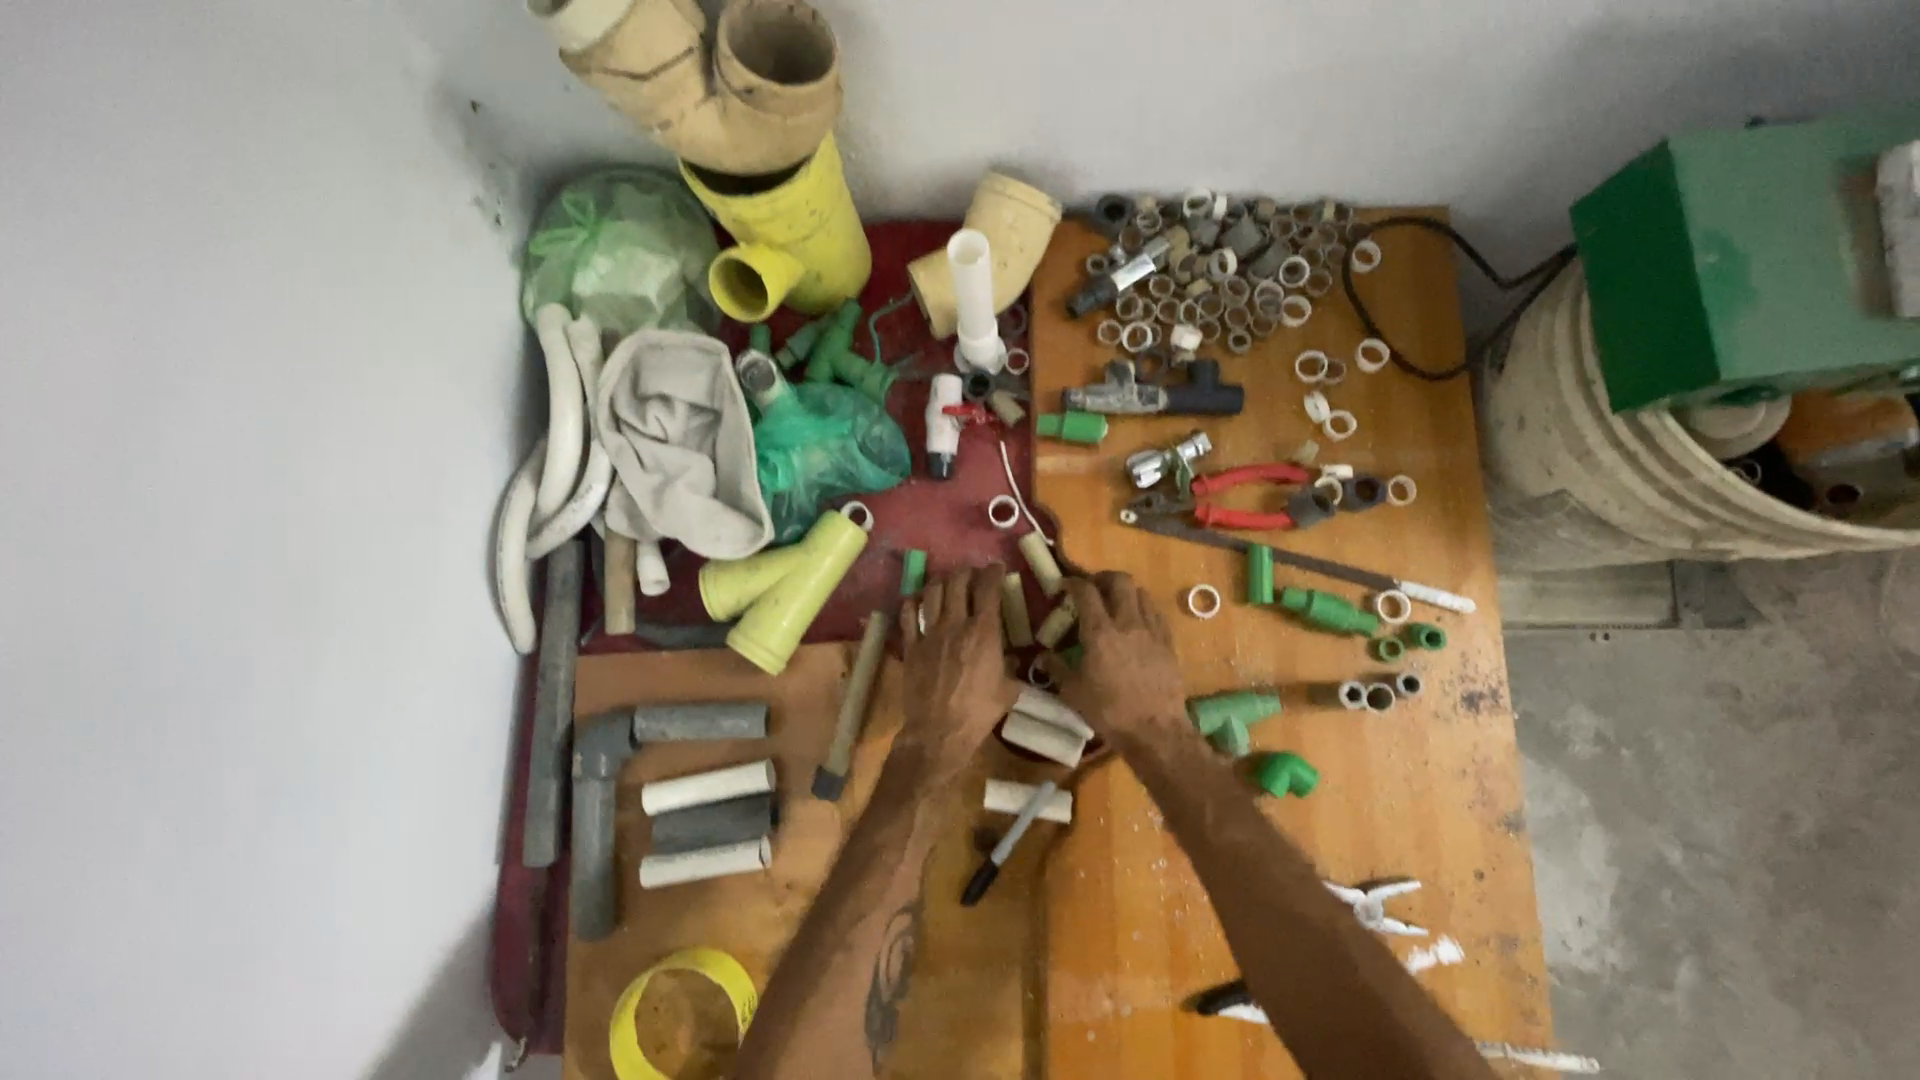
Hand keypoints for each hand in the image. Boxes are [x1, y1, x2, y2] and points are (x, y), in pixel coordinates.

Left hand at [895, 564, 1020, 778]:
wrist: (939, 732)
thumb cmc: (979, 713)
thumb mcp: (1008, 689)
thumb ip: (1010, 667)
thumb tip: (1011, 657)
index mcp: (984, 633)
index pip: (988, 589)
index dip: (993, 573)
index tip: (996, 569)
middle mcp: (955, 624)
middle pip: (958, 582)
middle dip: (966, 572)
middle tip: (972, 574)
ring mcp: (929, 633)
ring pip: (932, 592)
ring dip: (941, 581)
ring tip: (947, 582)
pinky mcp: (910, 646)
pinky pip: (907, 614)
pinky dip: (913, 602)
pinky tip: (918, 601)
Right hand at [1052, 573, 1187, 739]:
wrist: (1156, 731)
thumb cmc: (1110, 712)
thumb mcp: (1074, 693)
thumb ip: (1057, 669)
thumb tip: (1042, 656)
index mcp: (1100, 632)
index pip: (1086, 591)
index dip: (1073, 582)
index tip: (1064, 586)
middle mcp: (1128, 623)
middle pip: (1120, 581)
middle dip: (1103, 578)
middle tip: (1092, 589)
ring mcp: (1152, 631)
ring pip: (1141, 593)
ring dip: (1125, 592)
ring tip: (1115, 604)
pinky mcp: (1168, 643)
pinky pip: (1156, 613)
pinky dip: (1143, 609)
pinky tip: (1136, 624)